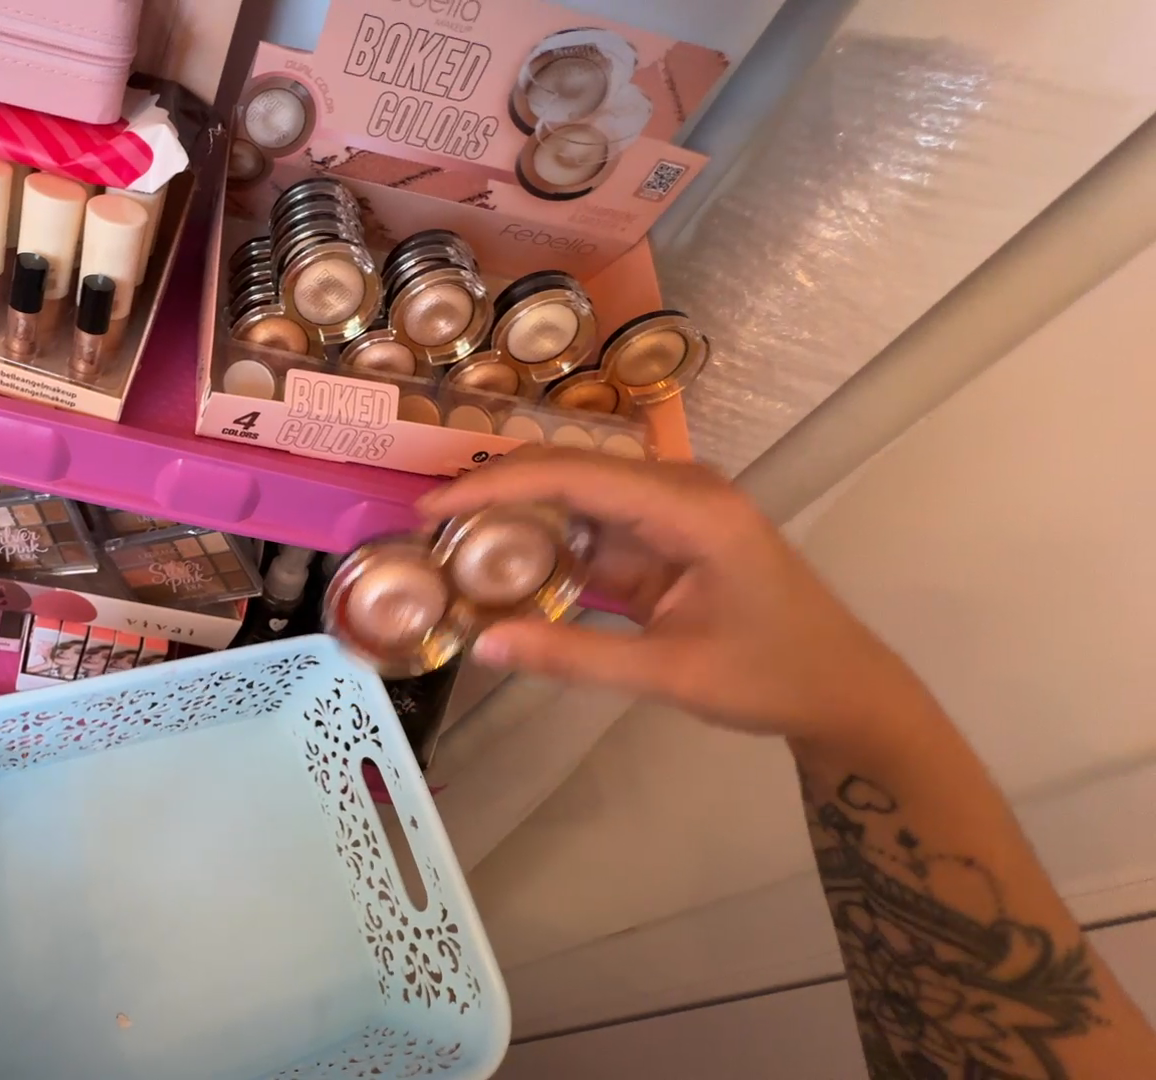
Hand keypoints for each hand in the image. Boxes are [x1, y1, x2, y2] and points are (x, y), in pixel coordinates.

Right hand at [418, 448, 935, 743]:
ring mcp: (669, 509)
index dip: (496, 485)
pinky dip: (542, 538)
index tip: (433, 507)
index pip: (574, 475)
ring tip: (451, 536)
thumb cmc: (773, 677)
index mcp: (691, 508)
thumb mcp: (668, 673)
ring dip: (514, 510)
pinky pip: (588, 522)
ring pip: (573, 491)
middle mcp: (678, 491)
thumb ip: (572, 657)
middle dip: (494, 487)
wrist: (846, 692)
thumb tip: (482, 644)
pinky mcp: (660, 533)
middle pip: (567, 468)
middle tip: (430, 521)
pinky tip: (502, 558)